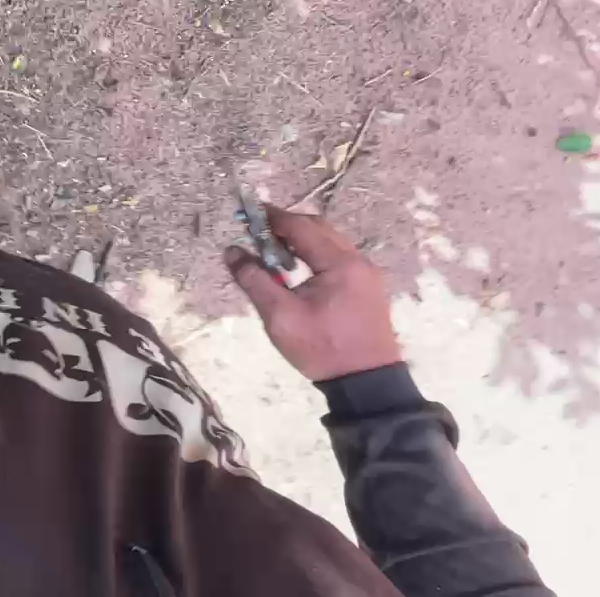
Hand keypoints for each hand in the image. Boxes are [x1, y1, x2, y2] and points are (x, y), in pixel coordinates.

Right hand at [224, 206, 401, 382]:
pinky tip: (295, 268)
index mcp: (340, 264)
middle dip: (285, 225)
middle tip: (257, 231)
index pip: (301, 227)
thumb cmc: (322, 347)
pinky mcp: (367, 289)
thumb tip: (232, 251)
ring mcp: (366, 276)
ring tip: (272, 250)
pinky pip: (337, 257)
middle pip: (318, 228)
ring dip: (300, 239)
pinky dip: (313, 252)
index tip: (246, 212)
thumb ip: (254, 279)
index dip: (272, 217)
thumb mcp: (279, 315)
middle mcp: (358, 262)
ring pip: (329, 242)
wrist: (368, 386)